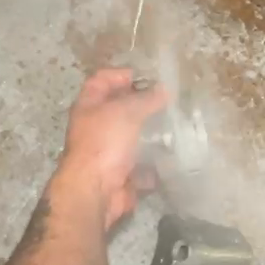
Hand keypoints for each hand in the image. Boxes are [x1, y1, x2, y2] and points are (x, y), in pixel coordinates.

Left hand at [55, 68, 168, 229]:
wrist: (96, 189)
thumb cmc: (105, 143)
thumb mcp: (126, 112)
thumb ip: (146, 99)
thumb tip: (163, 90)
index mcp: (89, 106)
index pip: (102, 80)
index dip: (122, 74)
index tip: (148, 77)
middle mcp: (96, 127)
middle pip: (118, 109)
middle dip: (141, 104)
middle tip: (167, 102)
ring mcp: (108, 151)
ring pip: (132, 136)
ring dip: (151, 132)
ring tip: (175, 126)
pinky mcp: (122, 172)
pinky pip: (141, 163)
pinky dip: (155, 160)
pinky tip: (172, 154)